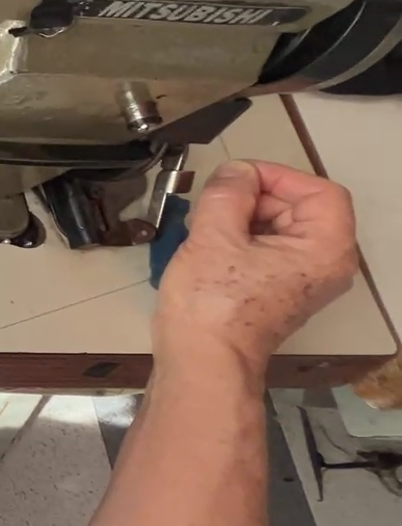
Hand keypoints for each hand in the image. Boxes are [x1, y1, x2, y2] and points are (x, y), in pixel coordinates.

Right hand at [156, 160, 358, 366]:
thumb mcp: (213, 239)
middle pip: (300, 209)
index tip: (231, 176)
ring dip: (239, 218)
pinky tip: (204, 245)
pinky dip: (237, 237)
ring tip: (200, 226)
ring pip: (278, 228)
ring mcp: (302, 277)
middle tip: (207, 203)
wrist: (202, 353)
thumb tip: (234, 172)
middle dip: (253, 198)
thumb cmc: (212, 300)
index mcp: (325, 249)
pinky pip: (266, 248)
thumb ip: (227, 198)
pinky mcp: (277, 287)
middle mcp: (326, 262)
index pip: (320, 193)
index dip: (277, 176)